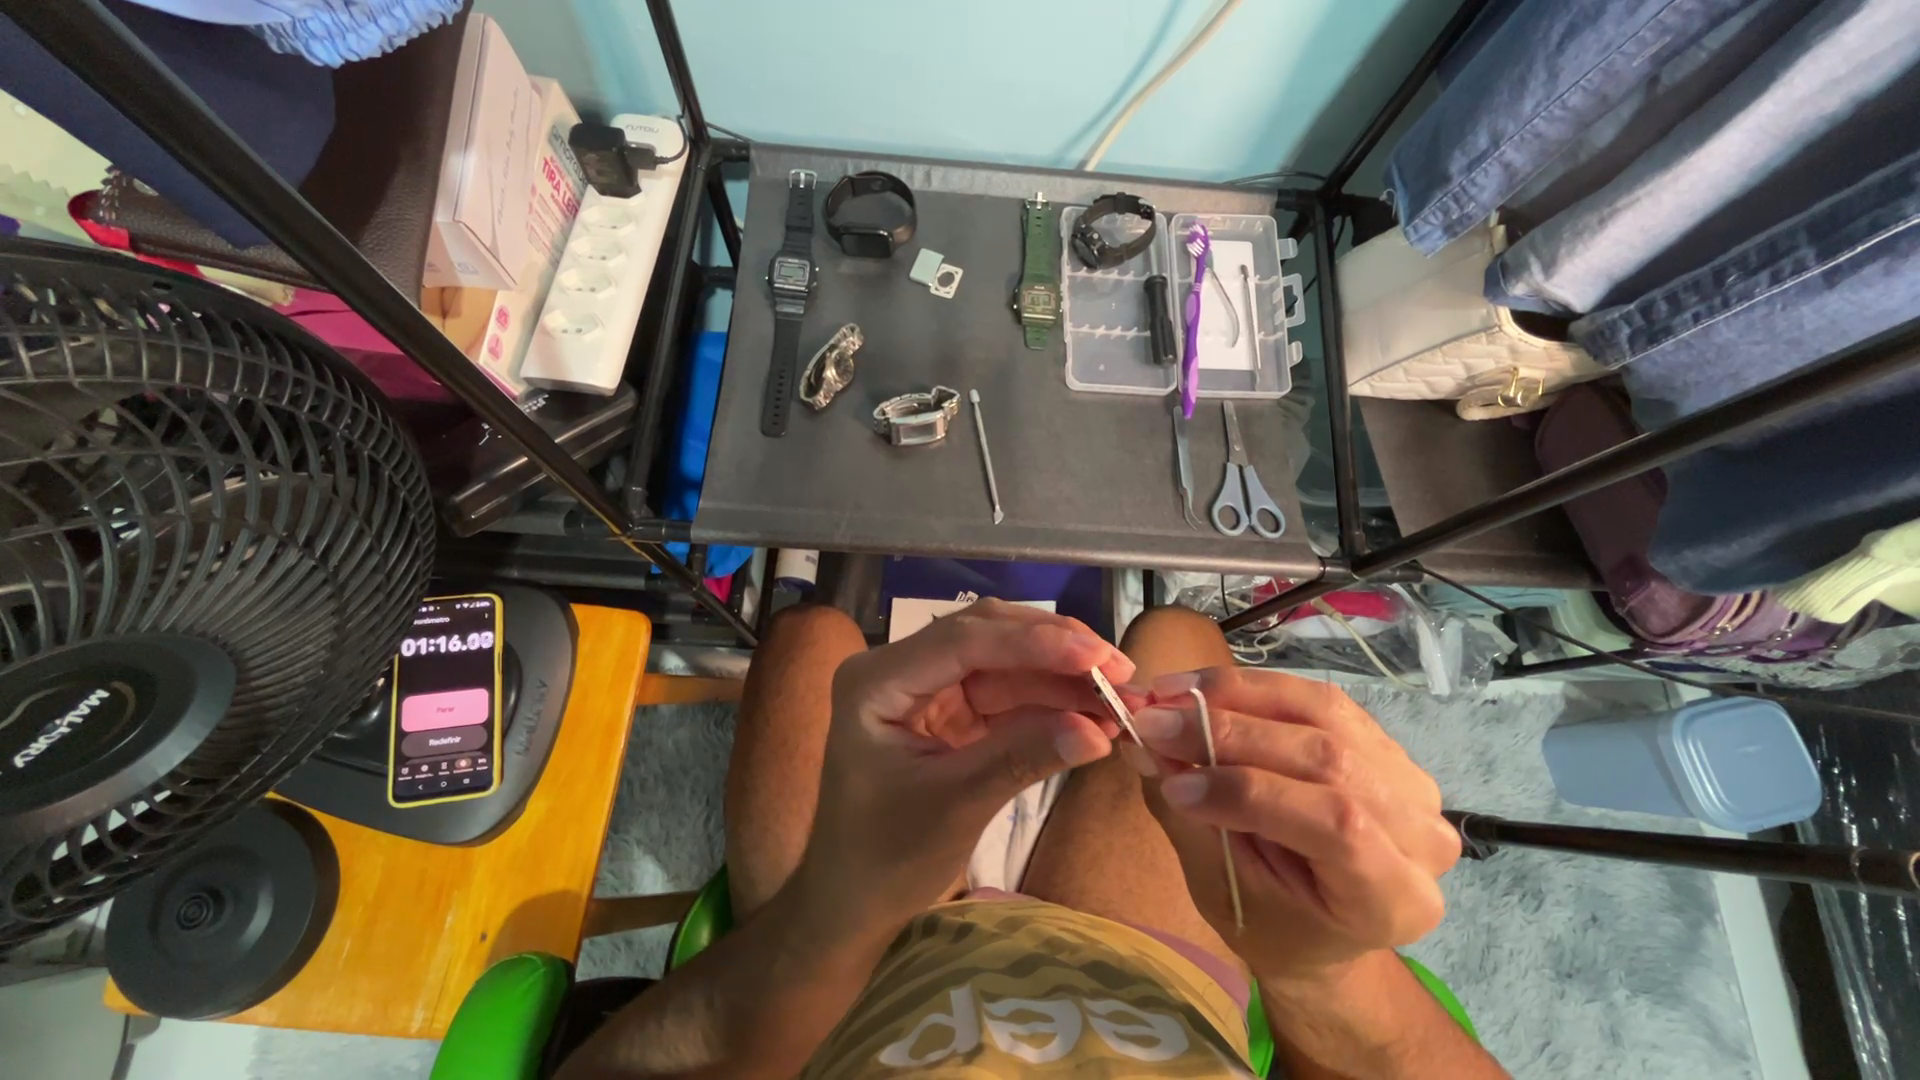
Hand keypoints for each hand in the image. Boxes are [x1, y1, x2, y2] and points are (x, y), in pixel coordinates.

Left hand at [796, 600, 1133, 926]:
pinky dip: (1050, 701)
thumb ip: (1023, 758)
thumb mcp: (955, 805)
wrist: (855, 900)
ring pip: (1005, 662)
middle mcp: (900, 668)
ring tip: (1120, 693)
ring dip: (1061, 676)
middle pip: (987, 638)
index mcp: (877, 680)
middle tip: (1120, 670)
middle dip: (1054, 651)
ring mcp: (927, 687)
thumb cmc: (886, 857)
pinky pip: (1007, 693)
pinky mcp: (951, 710)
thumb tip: (1100, 731)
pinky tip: (1091, 710)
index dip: (1033, 644)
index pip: (962, 642)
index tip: (1096, 656)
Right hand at [1129, 667, 1459, 984]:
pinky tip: (1199, 686)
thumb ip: (1188, 815)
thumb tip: (1140, 743)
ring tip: (1168, 691)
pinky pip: (1314, 697)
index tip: (1173, 784)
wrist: (1319, 922)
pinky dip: (1249, 687)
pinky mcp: (1379, 740)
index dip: (1249, 793)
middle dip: (1227, 732)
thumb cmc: (1272, 925)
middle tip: (1150, 718)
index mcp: (1394, 898)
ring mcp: (1407, 778)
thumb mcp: (1224, 890)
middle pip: (1326, 757)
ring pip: (1321, 712)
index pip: (1335, 827)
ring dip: (1233, 694)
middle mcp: (1421, 832)